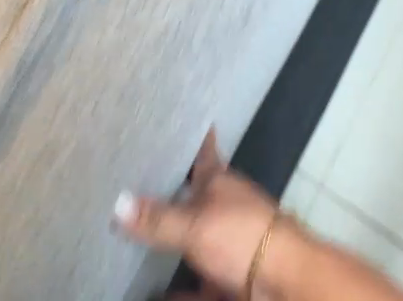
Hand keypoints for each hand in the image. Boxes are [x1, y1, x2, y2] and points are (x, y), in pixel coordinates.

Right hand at [114, 129, 296, 298]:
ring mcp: (229, 242)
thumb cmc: (242, 236)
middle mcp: (225, 208)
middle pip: (196, 198)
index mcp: (219, 183)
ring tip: (138, 241)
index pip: (205, 152)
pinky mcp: (230, 276)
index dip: (199, 137)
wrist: (285, 281)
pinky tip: (157, 294)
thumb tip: (117, 203)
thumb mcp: (195, 225)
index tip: (193, 119)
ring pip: (196, 241)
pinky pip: (199, 285)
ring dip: (174, 244)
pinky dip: (180, 291)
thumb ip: (157, 218)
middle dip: (174, 196)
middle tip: (141, 187)